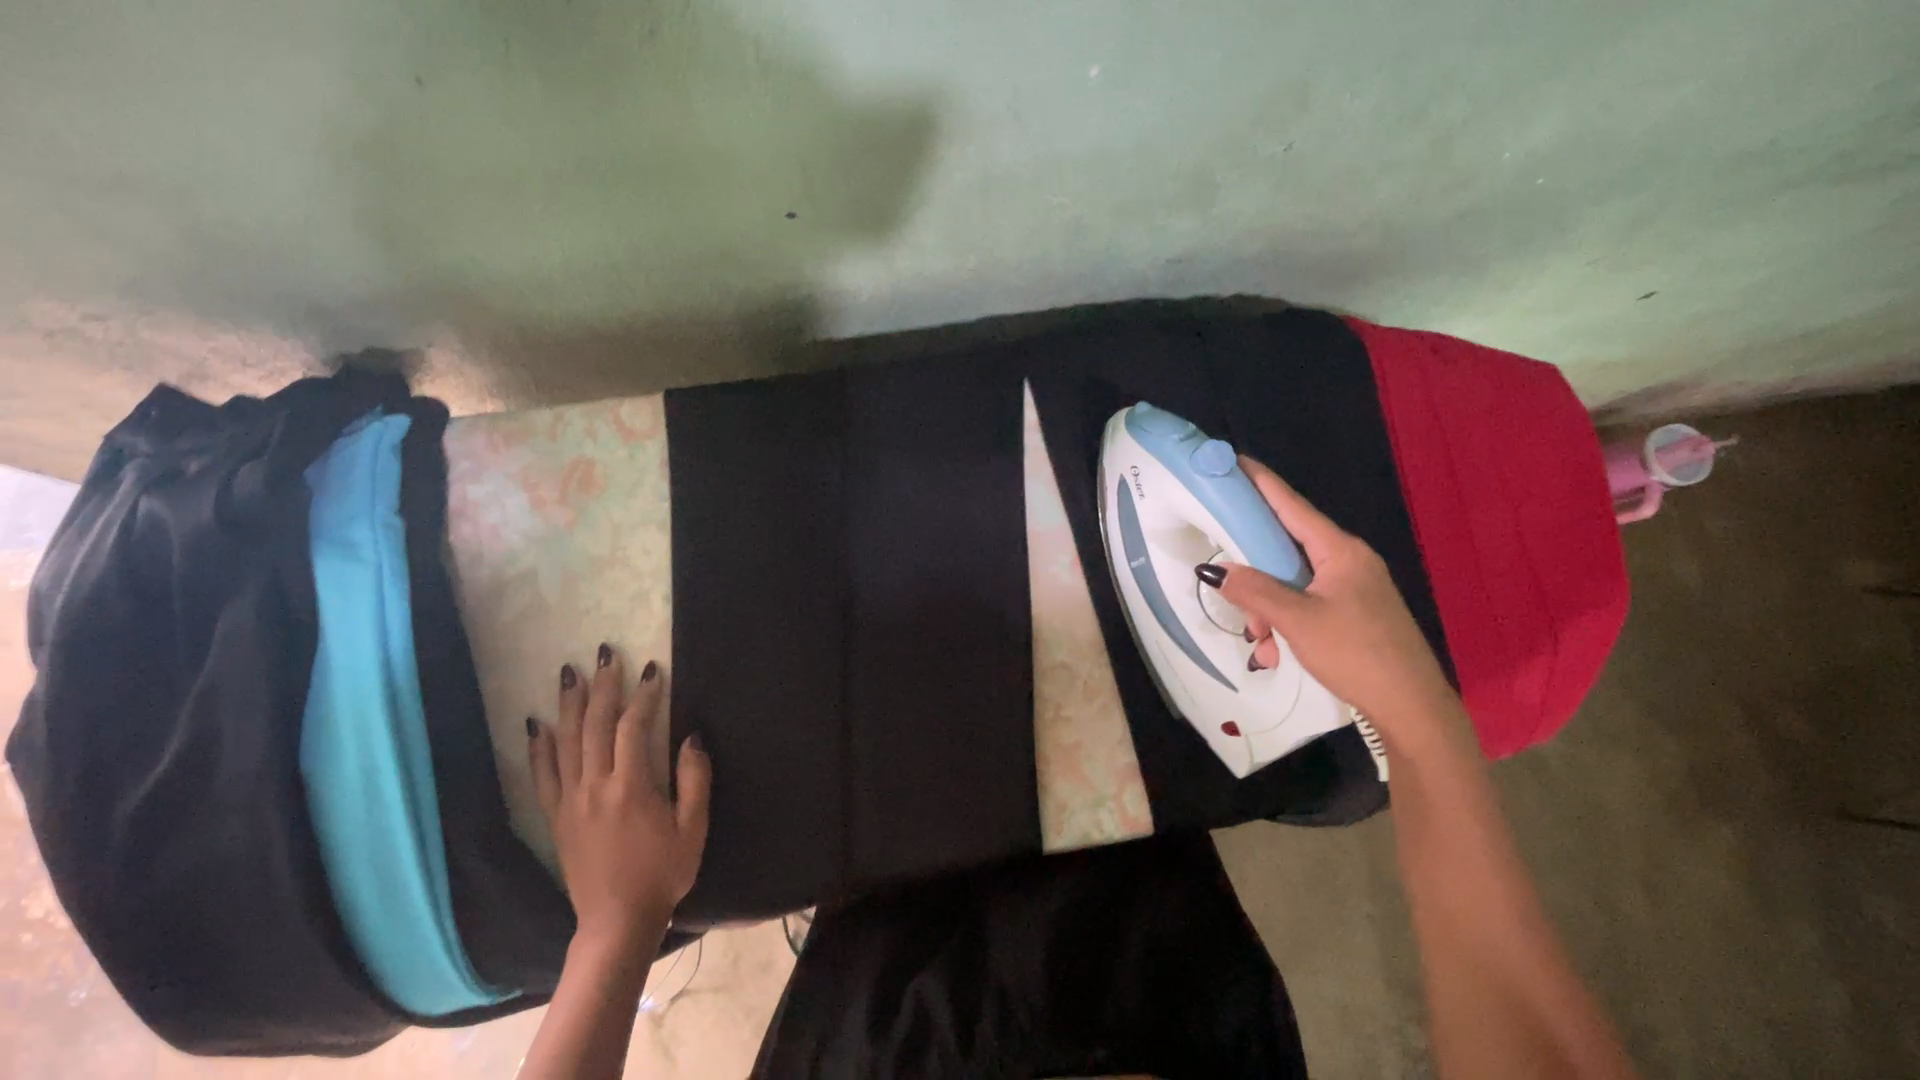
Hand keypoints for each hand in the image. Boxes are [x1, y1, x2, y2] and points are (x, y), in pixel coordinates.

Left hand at [528, 647, 710, 953]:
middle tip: (605, 654)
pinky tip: (537, 724)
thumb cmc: (663, 873)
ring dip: (569, 704)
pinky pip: (542, 774)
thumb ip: (694, 779)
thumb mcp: (693, 828)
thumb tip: (691, 736)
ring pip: (565, 742)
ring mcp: (570, 801)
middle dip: (602, 686)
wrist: (617, 920)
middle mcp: (595, 786)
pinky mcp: (556, 817)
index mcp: (631, 786)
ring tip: (570, 674)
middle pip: (595, 725)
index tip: (651, 670)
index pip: (634, 727)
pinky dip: (539, 746)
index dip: (644, 695)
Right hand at [1199, 456, 1464, 750]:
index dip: (1261, 483)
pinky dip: (1285, 625)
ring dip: (1267, 610)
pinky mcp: (1352, 613)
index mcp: (1340, 551)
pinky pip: (1305, 606)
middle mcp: (1347, 561)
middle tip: (1234, 598)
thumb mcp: (1298, 621)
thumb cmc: (1356, 653)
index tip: (1233, 460)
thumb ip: (1254, 591)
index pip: (1292, 506)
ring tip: (1263, 643)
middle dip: (1254, 575)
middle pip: (1285, 549)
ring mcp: (1352, 588)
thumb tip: (1214, 569)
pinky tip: (1277, 654)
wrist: (1411, 706)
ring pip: (1291, 583)